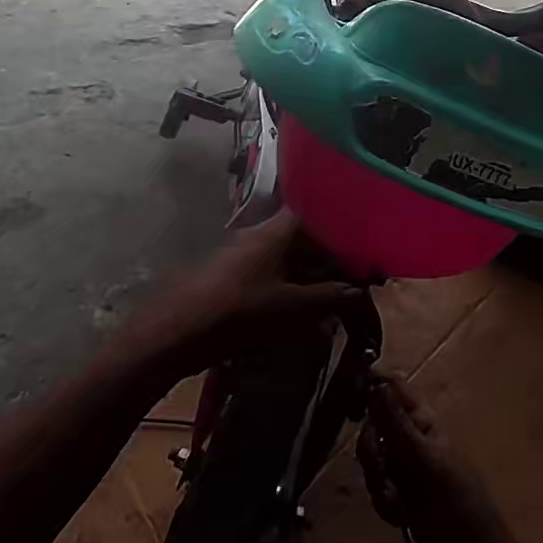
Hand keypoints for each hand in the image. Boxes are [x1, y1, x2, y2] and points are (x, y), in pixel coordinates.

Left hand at [124, 208, 360, 374]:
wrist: (184, 328)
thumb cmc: (242, 310)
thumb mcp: (292, 306)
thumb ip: (328, 296)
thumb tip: (358, 291)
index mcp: (274, 231)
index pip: (311, 214)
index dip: (335, 227)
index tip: (356, 245)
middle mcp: (257, 234)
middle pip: (299, 236)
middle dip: (325, 256)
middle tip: (350, 277)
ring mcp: (242, 253)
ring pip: (284, 256)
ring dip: (307, 272)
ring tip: (330, 295)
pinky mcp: (232, 274)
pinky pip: (269, 271)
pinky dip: (288, 283)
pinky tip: (300, 306)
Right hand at [356, 373, 533, 542]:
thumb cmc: (462, 513)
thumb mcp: (430, 466)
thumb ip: (399, 426)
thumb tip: (376, 381)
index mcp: (426, 423)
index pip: (394, 387)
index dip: (372, 384)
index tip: (353, 399)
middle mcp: (413, 438)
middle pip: (374, 422)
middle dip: (371, 447)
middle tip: (382, 468)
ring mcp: (406, 468)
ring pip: (372, 455)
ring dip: (376, 479)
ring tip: (394, 501)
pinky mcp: (400, 495)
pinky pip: (376, 485)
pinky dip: (382, 500)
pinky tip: (397, 516)